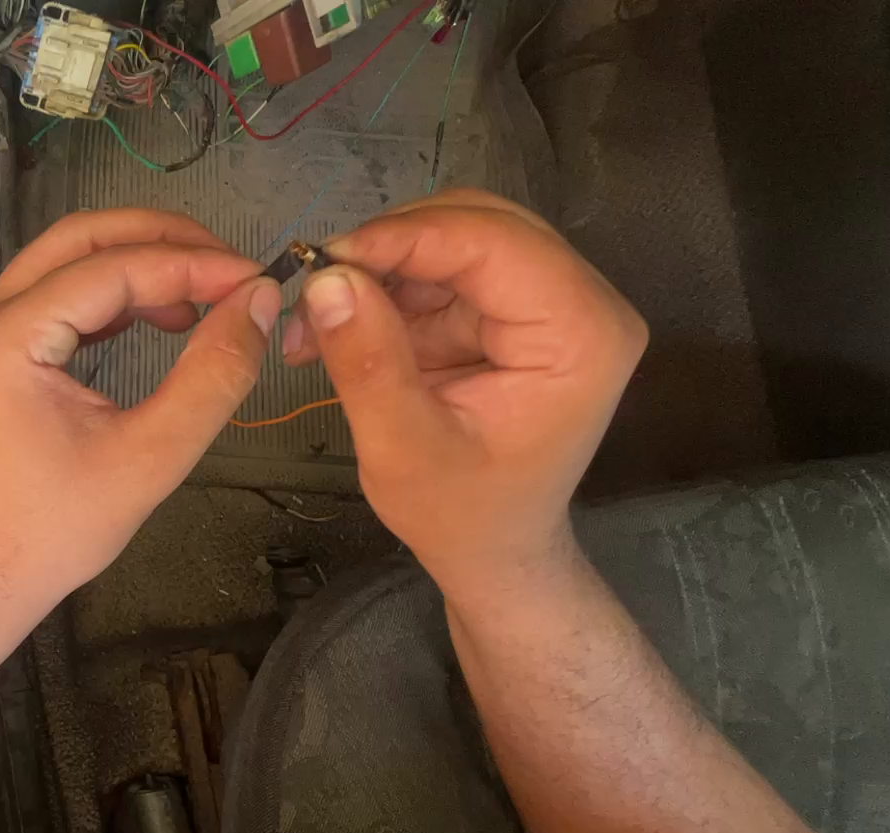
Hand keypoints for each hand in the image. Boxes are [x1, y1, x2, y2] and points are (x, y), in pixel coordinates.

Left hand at [0, 209, 280, 620]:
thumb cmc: (57, 531)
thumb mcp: (150, 457)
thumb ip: (213, 376)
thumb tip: (255, 301)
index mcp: (9, 340)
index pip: (112, 268)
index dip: (193, 264)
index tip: (254, 279)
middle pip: (80, 241)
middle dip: (161, 242)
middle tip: (227, 268)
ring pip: (64, 265)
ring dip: (134, 267)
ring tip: (198, 298)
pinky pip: (52, 303)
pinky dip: (105, 300)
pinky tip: (151, 319)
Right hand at [281, 190, 647, 592]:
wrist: (487, 547)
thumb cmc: (457, 512)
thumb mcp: (401, 447)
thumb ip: (367, 362)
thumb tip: (323, 282)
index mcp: (578, 333)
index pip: (495, 243)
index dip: (405, 238)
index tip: (321, 261)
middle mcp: (572, 304)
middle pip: (478, 226)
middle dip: (387, 248)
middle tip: (314, 289)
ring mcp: (535, 309)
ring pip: (449, 245)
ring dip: (374, 273)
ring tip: (311, 323)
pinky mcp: (497, 321)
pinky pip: (432, 281)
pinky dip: (377, 297)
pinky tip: (332, 332)